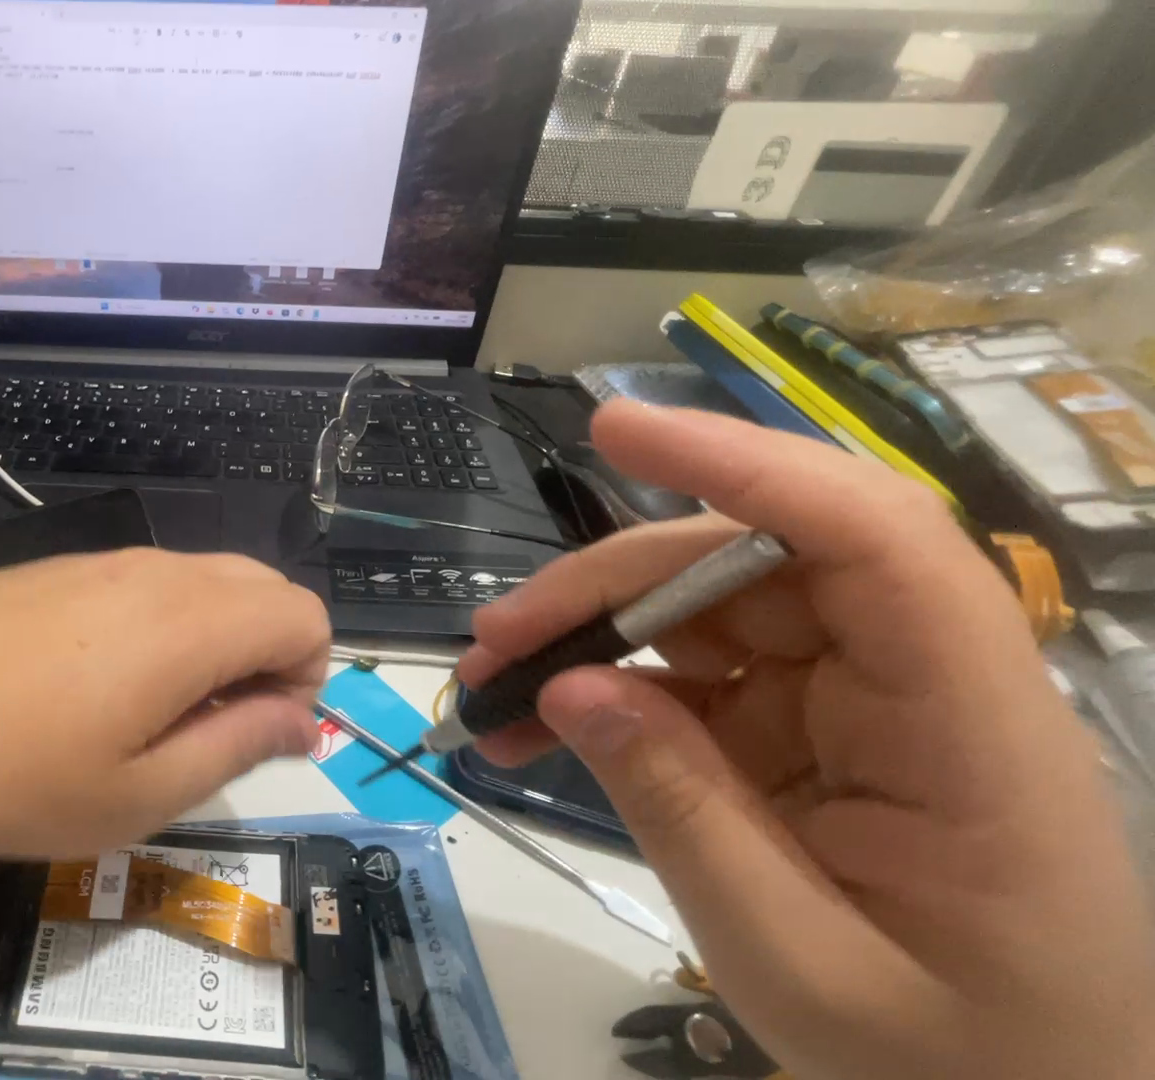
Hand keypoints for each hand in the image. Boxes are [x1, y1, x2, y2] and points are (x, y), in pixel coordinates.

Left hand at [0, 548, 329, 856]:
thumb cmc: (3, 775)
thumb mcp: (136, 795)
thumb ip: (238, 746)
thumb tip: (301, 718)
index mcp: (190, 623)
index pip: (305, 616)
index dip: (307, 678)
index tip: (256, 734)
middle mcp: (155, 572)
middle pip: (262, 587)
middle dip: (268, 654)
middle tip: (210, 729)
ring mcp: (98, 561)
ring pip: (201, 582)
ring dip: (212, 641)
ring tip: (146, 715)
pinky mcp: (52, 568)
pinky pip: (142, 584)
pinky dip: (158, 626)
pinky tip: (88, 685)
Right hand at [460, 402, 1154, 1079]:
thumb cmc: (948, 1070)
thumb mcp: (795, 961)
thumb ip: (682, 813)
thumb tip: (570, 687)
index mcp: (966, 727)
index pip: (869, 539)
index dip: (742, 466)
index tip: (612, 433)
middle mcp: (909, 680)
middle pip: (746, 568)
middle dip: (604, 588)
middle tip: (493, 641)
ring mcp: (845, 700)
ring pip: (697, 613)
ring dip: (582, 637)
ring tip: (488, 687)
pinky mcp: (794, 727)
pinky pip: (681, 677)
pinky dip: (596, 692)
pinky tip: (528, 725)